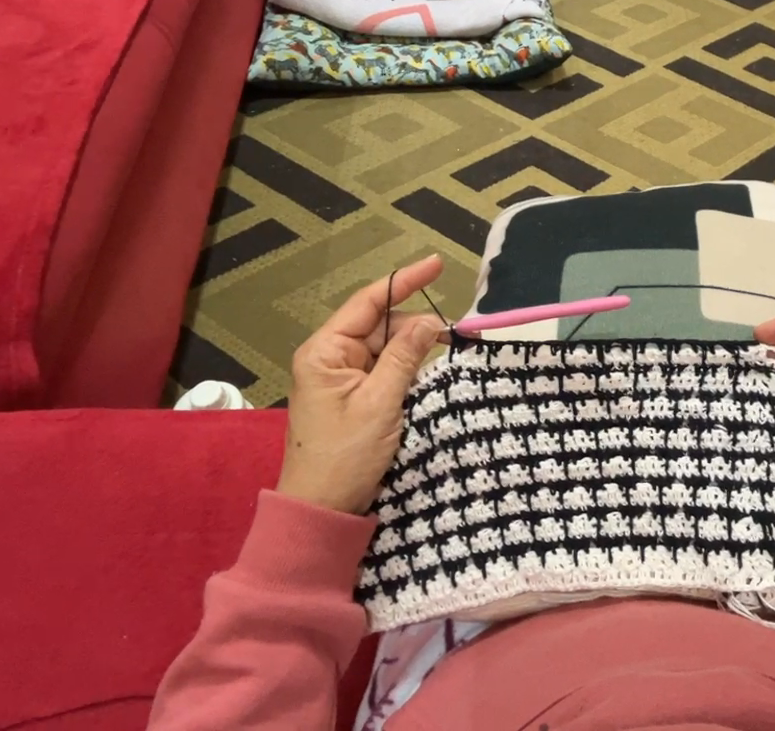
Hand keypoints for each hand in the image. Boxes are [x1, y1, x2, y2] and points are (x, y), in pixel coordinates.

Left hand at [277, 255, 445, 513]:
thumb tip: (430, 320)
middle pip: (380, 322)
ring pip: (386, 345)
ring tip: (446, 350)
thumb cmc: (345, 455)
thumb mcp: (381, 403)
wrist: (322, 510)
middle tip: (452, 333)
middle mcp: (331, 356)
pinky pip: (384, 366)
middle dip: (415, 323)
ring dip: (414, 345)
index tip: (438, 263)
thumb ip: (405, 356)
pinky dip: (407, 364)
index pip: (369, 302)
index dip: (404, 280)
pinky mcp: (353, 394)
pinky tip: (428, 367)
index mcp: (325, 351)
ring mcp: (342, 376)